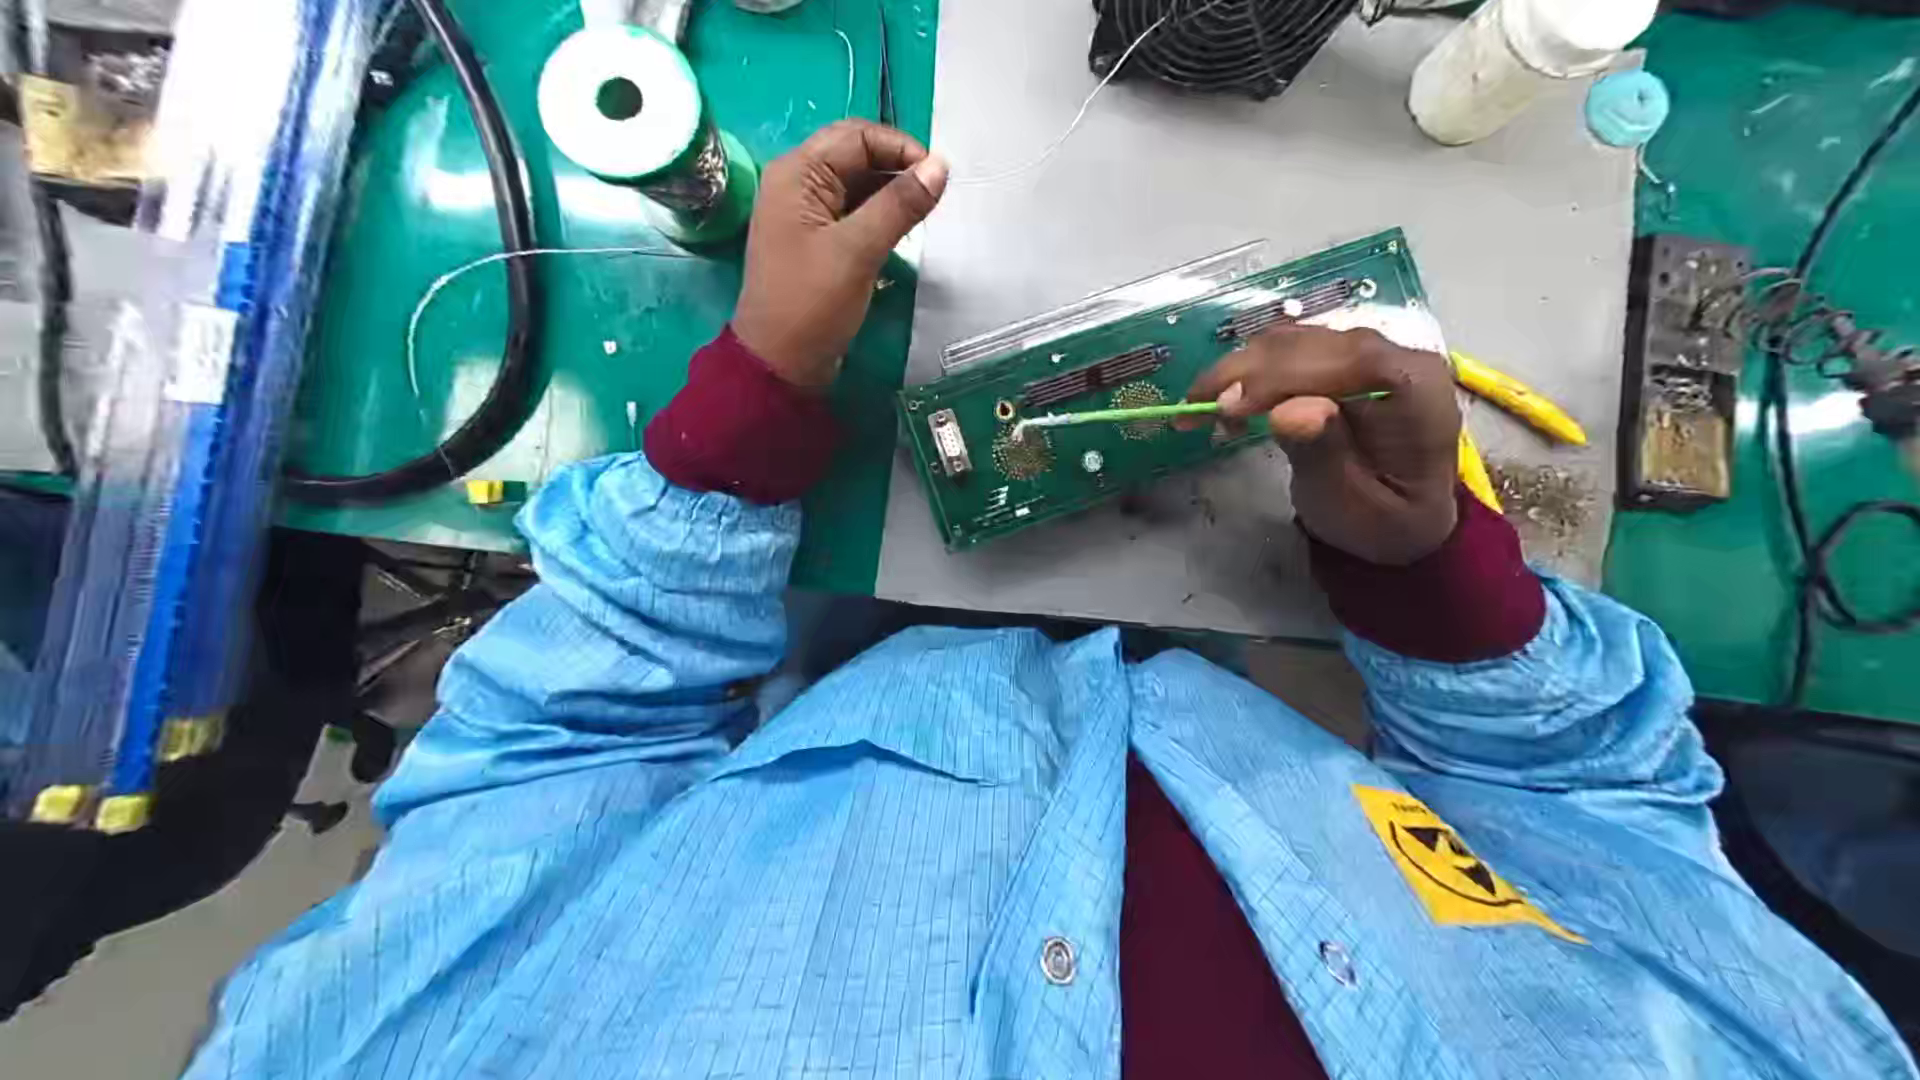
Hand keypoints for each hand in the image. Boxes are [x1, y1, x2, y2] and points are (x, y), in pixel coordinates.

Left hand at [732, 120, 948, 387]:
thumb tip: (939, 167)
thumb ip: (899, 205)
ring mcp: (806, 217)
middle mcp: (798, 185)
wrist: (781, 363)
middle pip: (855, 158)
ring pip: (856, 188)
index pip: (857, 136)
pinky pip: (852, 217)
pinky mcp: (817, 245)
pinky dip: (879, 220)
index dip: (900, 148)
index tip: (938, 176)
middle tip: (934, 197)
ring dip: (890, 196)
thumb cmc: (813, 304)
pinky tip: (901, 234)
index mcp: (798, 174)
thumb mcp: (858, 250)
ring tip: (923, 216)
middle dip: (897, 170)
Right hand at [1183, 326, 1460, 564]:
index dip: (1282, 374)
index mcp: (1416, 390)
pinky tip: (1226, 403)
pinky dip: (1245, 373)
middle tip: (1192, 412)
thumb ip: (1325, 455)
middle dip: (1244, 373)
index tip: (1227, 406)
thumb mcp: (1352, 505)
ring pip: (1289, 342)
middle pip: (1310, 344)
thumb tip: (1289, 411)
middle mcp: (1395, 358)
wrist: (1399, 519)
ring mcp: (1364, 355)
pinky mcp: (1335, 362)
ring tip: (1202, 411)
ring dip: (1237, 372)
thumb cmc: (1379, 519)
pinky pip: (1284, 352)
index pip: (1349, 360)